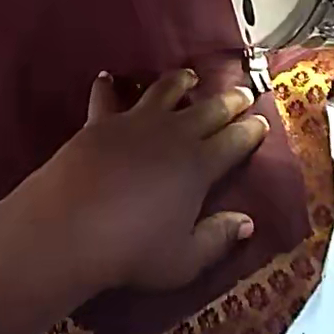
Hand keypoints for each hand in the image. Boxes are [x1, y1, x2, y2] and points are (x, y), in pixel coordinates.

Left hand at [6, 67, 269, 294]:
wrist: (72, 225)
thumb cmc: (132, 249)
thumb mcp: (184, 259)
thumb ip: (218, 238)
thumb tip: (247, 222)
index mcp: (197, 165)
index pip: (233, 141)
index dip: (250, 130)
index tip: (261, 121)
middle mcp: (170, 134)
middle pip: (206, 109)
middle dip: (229, 100)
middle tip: (243, 91)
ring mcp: (133, 122)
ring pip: (163, 91)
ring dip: (179, 81)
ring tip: (189, 75)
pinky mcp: (100, 121)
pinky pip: (106, 96)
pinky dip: (108, 85)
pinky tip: (107, 76)